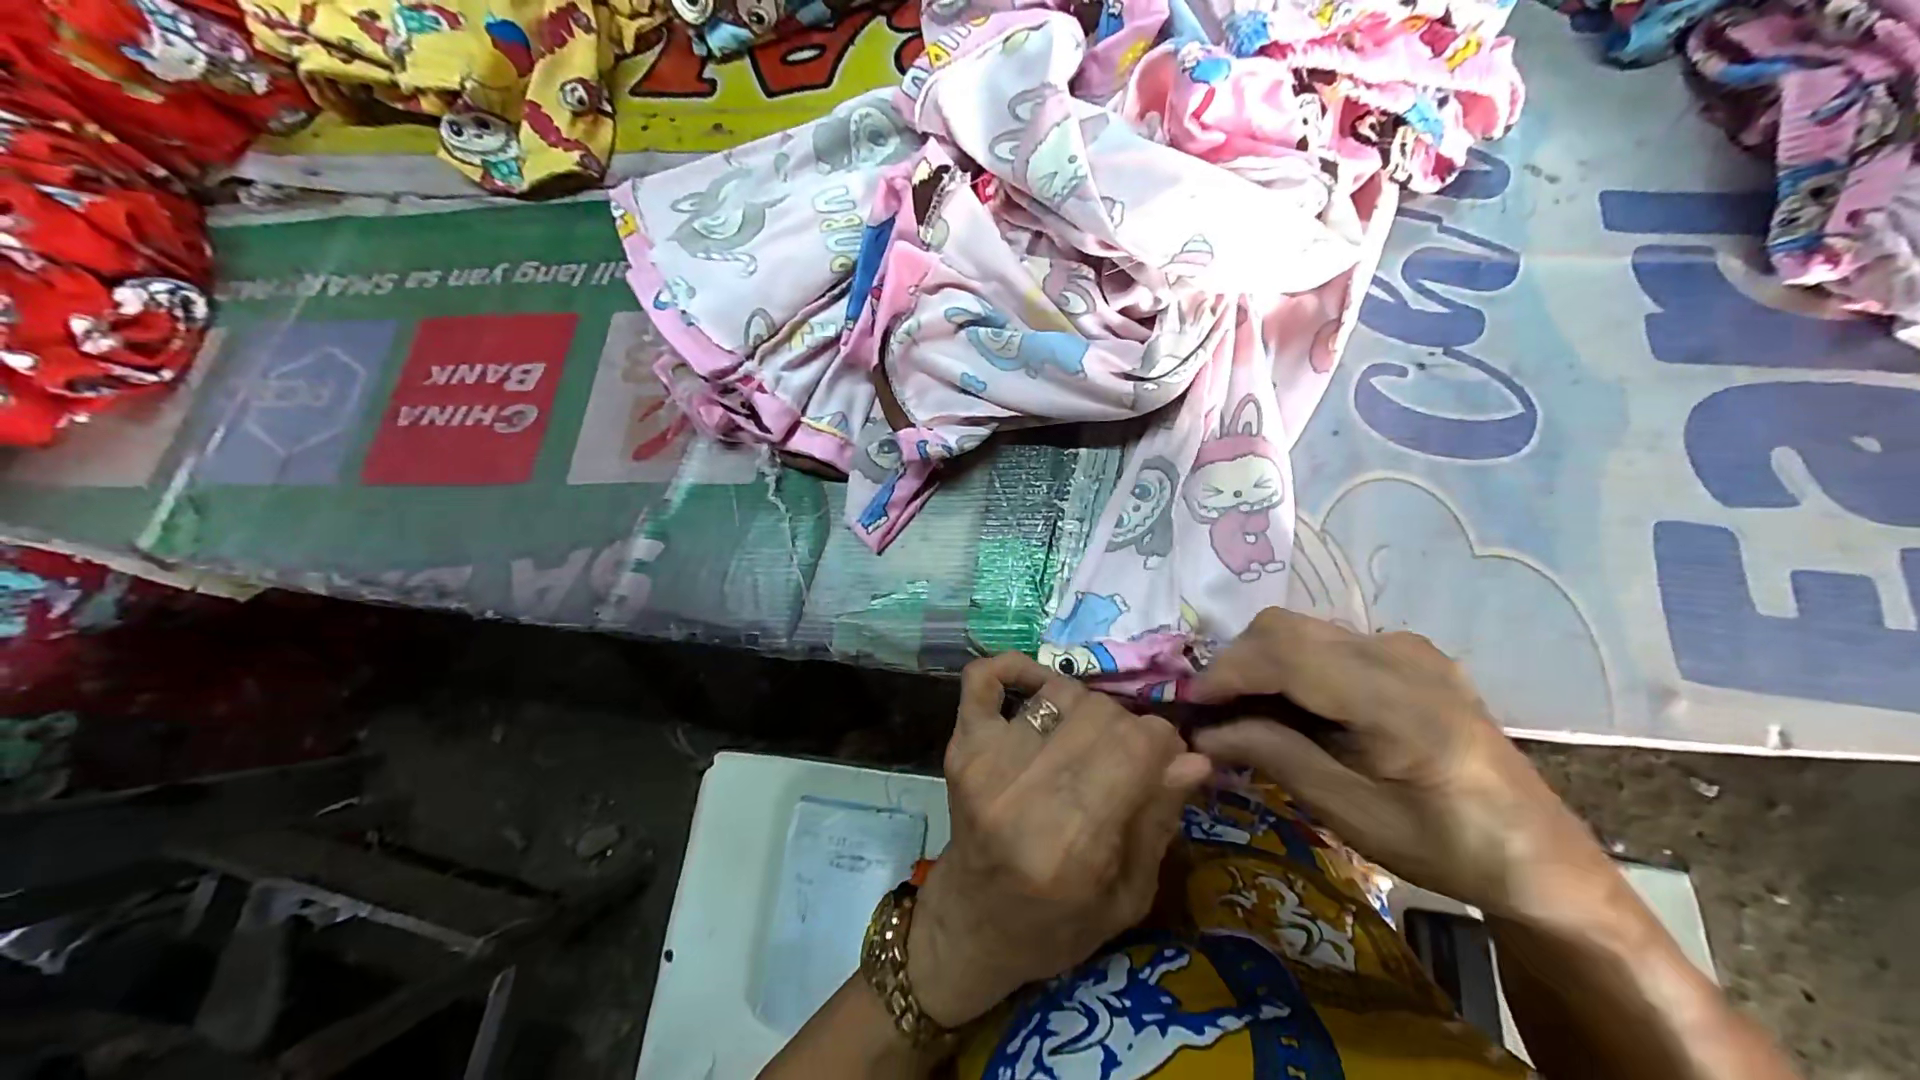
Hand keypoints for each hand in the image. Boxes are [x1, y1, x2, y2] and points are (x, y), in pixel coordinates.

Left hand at [907, 652, 1212, 1026]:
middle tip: (1126, 759)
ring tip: (1087, 740)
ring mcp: (984, 764)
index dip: (1165, 745)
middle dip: (1130, 729)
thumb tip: (1195, 757)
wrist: (973, 925)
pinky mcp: (960, 747)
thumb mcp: (1127, 897)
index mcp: (1072, 844)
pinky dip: (1015, 669)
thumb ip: (1158, 821)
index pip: (1138, 745)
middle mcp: (1024, 794)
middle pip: (1101, 713)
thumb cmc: (1057, 924)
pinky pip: (983, 678)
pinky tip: (1040, 686)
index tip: (1165, 764)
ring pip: (1059, 691)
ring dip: (1085, 708)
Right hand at [1188, 608, 1611, 920]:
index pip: (1286, 653)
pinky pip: (1324, 641)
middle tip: (1211, 715)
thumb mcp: (1352, 814)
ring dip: (1257, 664)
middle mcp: (1401, 655)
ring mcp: (1406, 648)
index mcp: (1400, 702)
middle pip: (1284, 628)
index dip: (1226, 672)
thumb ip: (1275, 756)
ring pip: (1299, 629)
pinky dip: (1287, 665)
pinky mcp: (1406, 653)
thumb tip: (1204, 733)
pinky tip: (1287, 707)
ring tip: (1242, 713)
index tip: (1189, 709)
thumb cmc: (1445, 847)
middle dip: (1233, 665)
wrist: (1537, 854)